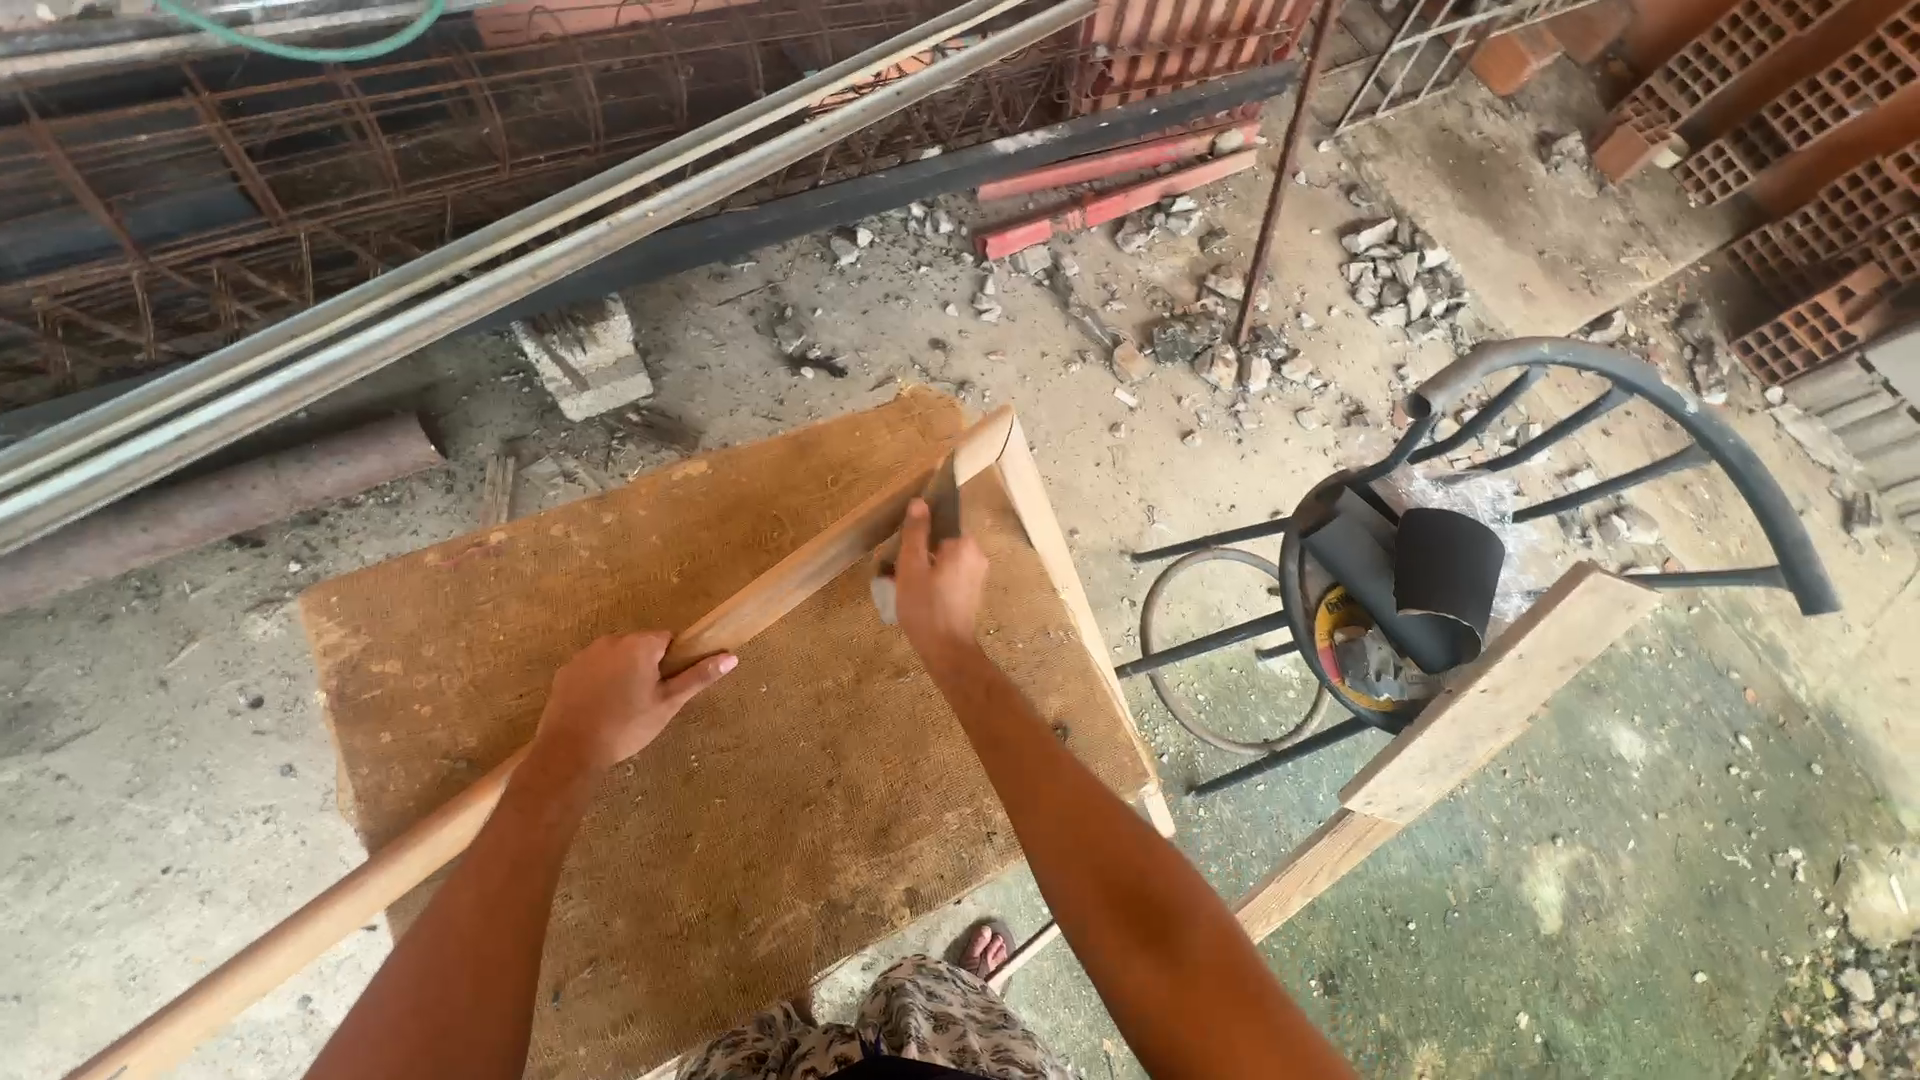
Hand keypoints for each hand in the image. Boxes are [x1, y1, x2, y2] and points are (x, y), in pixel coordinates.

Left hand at [529, 632, 735, 775]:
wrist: (569, 750)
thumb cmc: (627, 725)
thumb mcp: (668, 704)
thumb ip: (698, 677)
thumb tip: (731, 657)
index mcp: (640, 644)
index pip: (668, 639)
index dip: (673, 661)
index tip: (668, 686)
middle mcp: (612, 640)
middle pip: (641, 646)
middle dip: (647, 666)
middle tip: (648, 700)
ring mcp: (585, 654)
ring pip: (616, 657)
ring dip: (623, 672)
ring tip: (622, 707)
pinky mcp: (566, 670)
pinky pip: (593, 668)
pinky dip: (599, 681)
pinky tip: (599, 708)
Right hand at [895, 497, 988, 660]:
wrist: (946, 650)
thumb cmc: (926, 607)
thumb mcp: (912, 566)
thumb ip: (915, 533)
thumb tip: (919, 502)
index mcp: (964, 545)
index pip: (942, 520)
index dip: (920, 528)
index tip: (901, 541)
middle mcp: (976, 556)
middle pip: (942, 540)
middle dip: (918, 549)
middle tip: (895, 565)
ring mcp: (976, 575)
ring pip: (943, 558)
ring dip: (923, 565)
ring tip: (900, 580)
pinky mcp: (971, 591)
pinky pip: (948, 574)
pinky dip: (932, 577)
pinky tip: (914, 592)